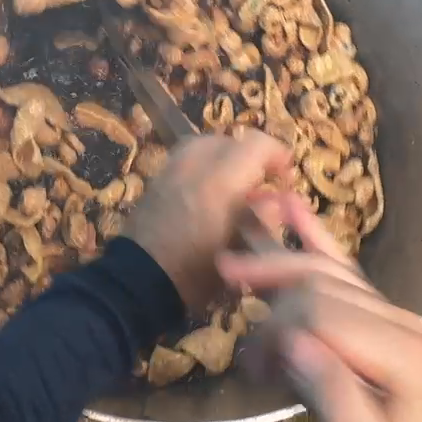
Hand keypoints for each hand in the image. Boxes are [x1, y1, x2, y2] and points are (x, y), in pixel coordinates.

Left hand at [122, 130, 290, 309]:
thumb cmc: (194, 274)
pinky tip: (209, 188)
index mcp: (220, 182)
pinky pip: (187, 155)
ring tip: (235, 182)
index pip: (257, 145)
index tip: (286, 176)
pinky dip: (204, 163)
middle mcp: (196, 164)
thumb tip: (276, 200)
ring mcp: (173, 167)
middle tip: (262, 182)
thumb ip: (260, 219)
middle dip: (251, 156)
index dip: (277, 155)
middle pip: (231, 140)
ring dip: (226, 156)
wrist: (136, 281)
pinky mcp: (157, 176)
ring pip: (206, 142)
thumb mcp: (238, 252)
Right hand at [219, 193, 421, 421]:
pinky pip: (340, 268)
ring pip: (322, 270)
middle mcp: (406, 323)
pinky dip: (312, 236)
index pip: (325, 312)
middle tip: (247, 355)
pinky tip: (291, 204)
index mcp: (409, 354)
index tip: (251, 366)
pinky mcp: (377, 317)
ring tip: (233, 269)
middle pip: (321, 286)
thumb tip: (294, 342)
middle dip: (274, 310)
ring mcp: (392, 315)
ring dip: (275, 267)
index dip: (279, 330)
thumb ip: (338, 399)